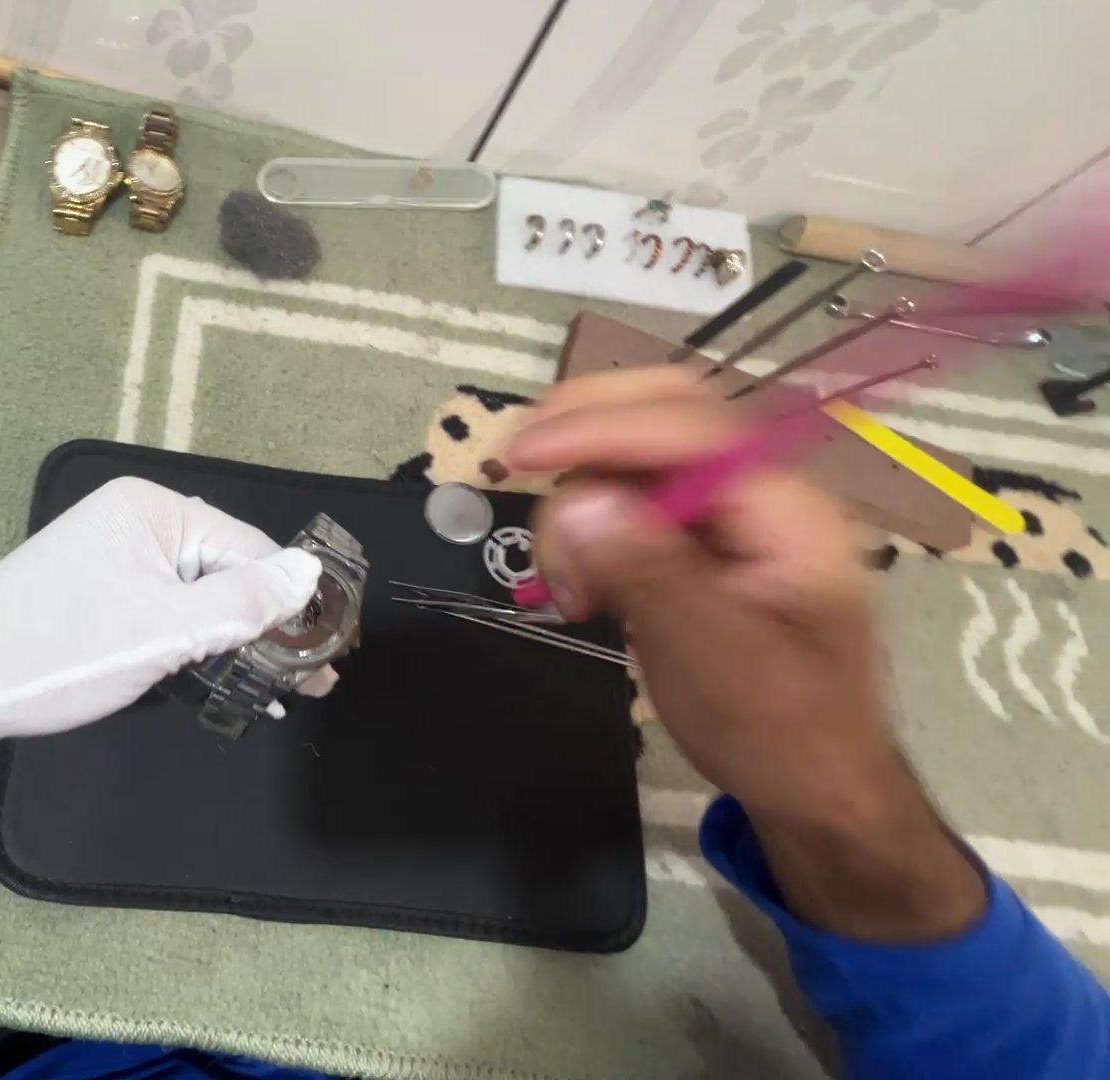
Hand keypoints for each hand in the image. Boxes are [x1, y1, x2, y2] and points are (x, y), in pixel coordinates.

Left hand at [0, 477, 323, 749]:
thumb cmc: (59, 649)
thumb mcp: (162, 629)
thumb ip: (243, 603)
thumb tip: (312, 574)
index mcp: (153, 510)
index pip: (248, 550)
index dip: (292, 603)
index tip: (329, 655)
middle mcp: (138, 523)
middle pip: (225, 572)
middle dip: (266, 628)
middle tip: (311, 683)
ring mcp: (118, 558)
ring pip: (198, 598)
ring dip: (235, 642)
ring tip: (280, 690)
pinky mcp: (104, 593)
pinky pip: (166, 612)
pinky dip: (195, 645)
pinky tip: (225, 679)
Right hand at [506, 368, 983, 939]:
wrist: (806, 780)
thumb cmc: (775, 727)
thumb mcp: (711, 656)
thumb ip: (648, 573)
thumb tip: (574, 503)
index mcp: (786, 512)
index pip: (690, 431)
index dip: (601, 430)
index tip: (520, 457)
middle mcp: (753, 495)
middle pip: (665, 412)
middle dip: (585, 427)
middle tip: (518, 461)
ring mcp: (716, 516)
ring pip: (626, 458)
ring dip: (573, 498)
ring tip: (565, 581)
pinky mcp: (682, 541)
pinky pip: (615, 503)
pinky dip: (576, 528)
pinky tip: (573, 582)